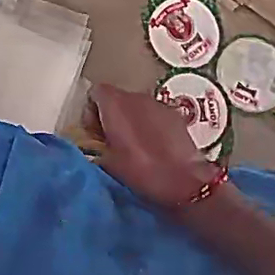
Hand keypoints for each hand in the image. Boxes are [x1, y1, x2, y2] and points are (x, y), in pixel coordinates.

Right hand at [86, 83, 220, 210]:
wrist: (183, 182)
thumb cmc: (140, 171)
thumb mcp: (107, 163)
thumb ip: (96, 146)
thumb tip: (94, 144)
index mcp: (115, 104)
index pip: (96, 92)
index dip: (91, 111)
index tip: (94, 133)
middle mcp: (137, 96)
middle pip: (117, 97)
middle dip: (112, 116)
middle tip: (111, 141)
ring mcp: (159, 104)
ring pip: (137, 105)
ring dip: (132, 120)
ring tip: (134, 145)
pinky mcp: (176, 115)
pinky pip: (155, 114)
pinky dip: (150, 124)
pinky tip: (154, 146)